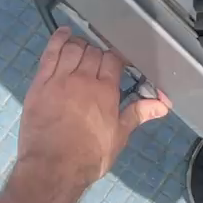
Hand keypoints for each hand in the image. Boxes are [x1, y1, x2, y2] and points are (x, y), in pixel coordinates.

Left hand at [16, 28, 170, 189]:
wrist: (52, 169)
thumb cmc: (90, 156)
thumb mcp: (119, 136)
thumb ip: (138, 113)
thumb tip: (163, 105)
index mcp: (105, 91)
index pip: (113, 60)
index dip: (117, 58)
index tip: (118, 62)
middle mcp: (83, 78)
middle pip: (93, 52)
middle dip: (98, 53)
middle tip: (99, 61)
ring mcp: (59, 79)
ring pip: (72, 49)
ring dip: (80, 45)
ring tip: (83, 49)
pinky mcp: (39, 84)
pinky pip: (49, 54)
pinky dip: (57, 41)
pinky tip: (63, 34)